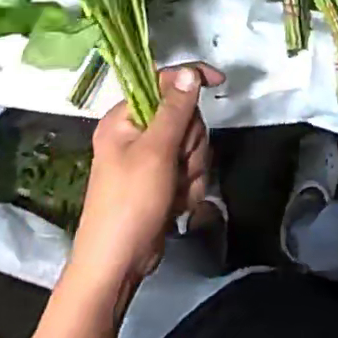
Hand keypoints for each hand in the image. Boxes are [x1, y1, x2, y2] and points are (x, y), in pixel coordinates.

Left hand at [68, 63, 224, 293]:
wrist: (117, 265)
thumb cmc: (130, 203)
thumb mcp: (155, 151)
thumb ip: (175, 109)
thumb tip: (189, 72)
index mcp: (125, 118)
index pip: (163, 82)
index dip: (191, 80)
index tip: (220, 83)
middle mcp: (136, 133)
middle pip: (185, 116)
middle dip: (191, 143)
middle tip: (179, 165)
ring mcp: (150, 159)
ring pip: (191, 145)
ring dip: (192, 169)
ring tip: (176, 191)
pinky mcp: (161, 181)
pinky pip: (189, 170)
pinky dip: (190, 186)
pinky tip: (178, 205)